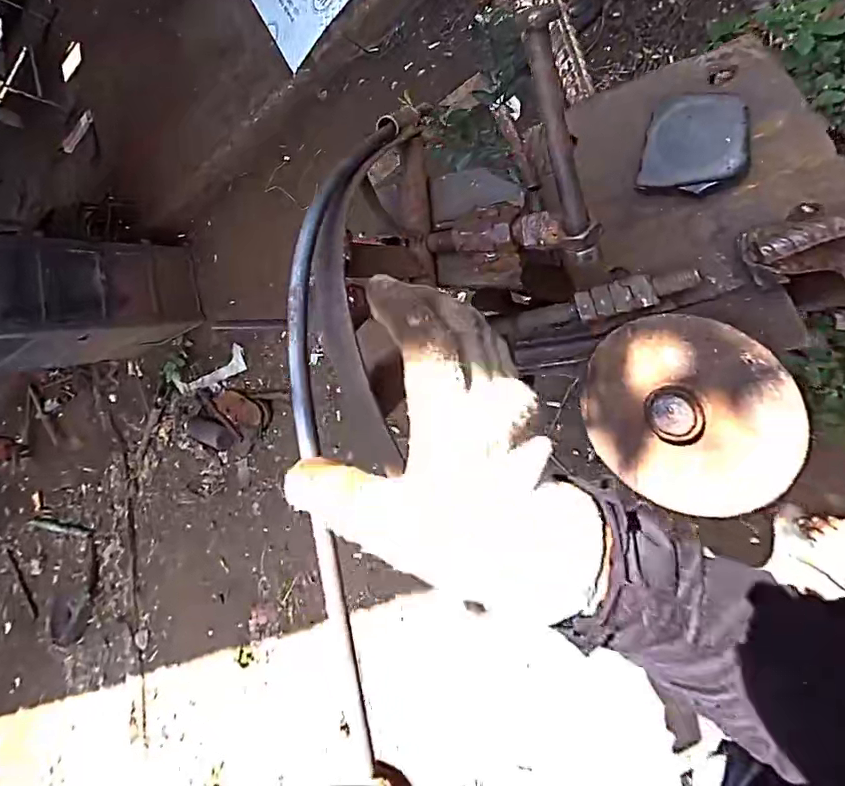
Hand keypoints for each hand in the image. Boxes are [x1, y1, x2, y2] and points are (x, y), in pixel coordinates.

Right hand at [284, 276, 607, 624]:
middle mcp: (487, 394)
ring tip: (408, 317)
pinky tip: (443, 346)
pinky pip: (490, 344)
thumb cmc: (472, 540)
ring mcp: (511, 391)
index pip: (426, 339)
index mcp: (452, 418)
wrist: (545, 553)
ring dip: (440, 310)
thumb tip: (299, 477)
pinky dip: (461, 331)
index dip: (398, 306)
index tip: (374, 289)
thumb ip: (341, 497)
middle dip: (417, 297)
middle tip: (386, 295)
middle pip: (455, 319)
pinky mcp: (523, 397)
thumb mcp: (395, 528)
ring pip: (476, 326)